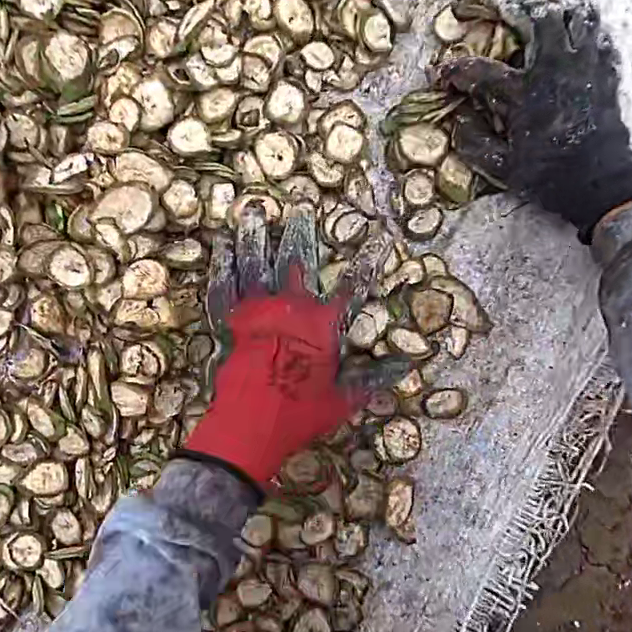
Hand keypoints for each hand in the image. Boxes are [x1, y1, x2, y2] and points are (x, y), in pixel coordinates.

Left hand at [178, 204, 403, 493]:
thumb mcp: (341, 401)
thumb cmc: (298, 414)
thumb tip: (407, 367)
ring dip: (256, 237)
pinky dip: (224, 266)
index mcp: (322, 325)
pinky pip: (224, 287)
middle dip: (300, 233)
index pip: (353, 286)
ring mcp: (255, 310)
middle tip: (300, 208)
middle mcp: (290, 308)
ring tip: (254, 212)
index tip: (381, 234)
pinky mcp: (229, 321)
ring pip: (256, 265)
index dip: (369, 259)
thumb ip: (370, 380)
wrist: (250, 423)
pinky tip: (223, 248)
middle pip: (297, 261)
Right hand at [434, 0, 631, 242]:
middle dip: (515, 4)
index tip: (440, 74)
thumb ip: (472, 140)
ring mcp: (585, 67)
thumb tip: (457, 118)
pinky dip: (585, 22)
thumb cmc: (544, 176)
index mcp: (524, 95)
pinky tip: (575, 20)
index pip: (479, 72)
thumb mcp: (498, 166)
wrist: (599, 182)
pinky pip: (598, 33)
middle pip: (538, 20)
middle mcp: (555, 72)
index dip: (454, 70)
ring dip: (558, 1)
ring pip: (577, 16)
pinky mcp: (606, 72)